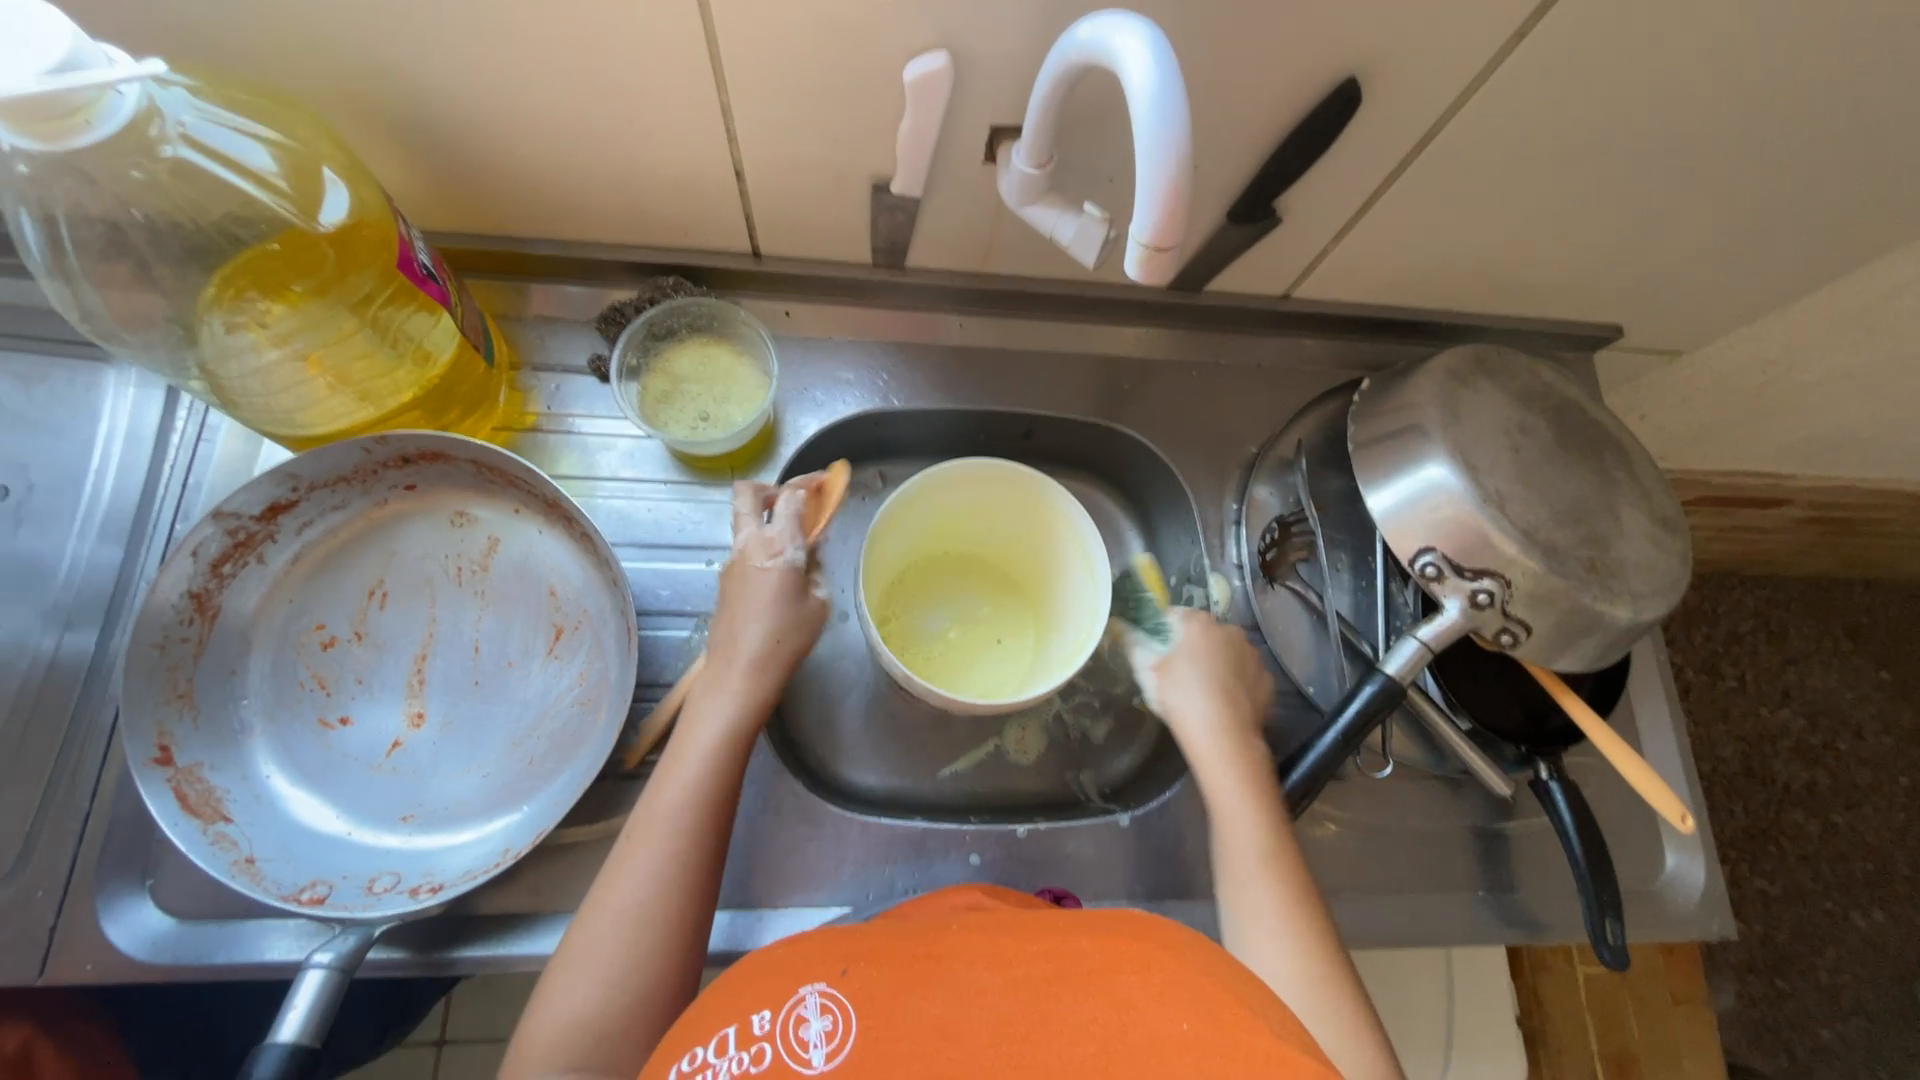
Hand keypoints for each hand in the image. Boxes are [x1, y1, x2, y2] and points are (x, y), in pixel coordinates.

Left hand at [703, 477, 830, 707]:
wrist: (740, 671)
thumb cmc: (787, 637)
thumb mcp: (819, 600)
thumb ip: (817, 566)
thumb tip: (813, 547)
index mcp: (777, 543)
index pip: (791, 495)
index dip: (810, 482)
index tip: (826, 481)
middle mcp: (749, 543)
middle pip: (747, 493)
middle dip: (771, 487)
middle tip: (793, 501)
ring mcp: (732, 560)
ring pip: (743, 521)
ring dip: (765, 518)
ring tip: (793, 542)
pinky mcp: (725, 579)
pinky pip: (744, 548)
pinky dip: (761, 545)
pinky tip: (780, 573)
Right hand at [1128, 608, 1274, 773]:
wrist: (1224, 736)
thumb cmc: (1181, 698)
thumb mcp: (1149, 674)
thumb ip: (1138, 648)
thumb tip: (1130, 635)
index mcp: (1199, 625)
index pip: (1178, 616)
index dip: (1166, 630)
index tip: (1159, 648)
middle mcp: (1231, 631)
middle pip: (1208, 634)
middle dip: (1196, 647)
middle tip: (1182, 672)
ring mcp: (1253, 655)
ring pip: (1231, 653)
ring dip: (1220, 663)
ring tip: (1207, 691)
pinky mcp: (1268, 680)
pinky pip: (1247, 675)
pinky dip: (1238, 683)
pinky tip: (1227, 703)